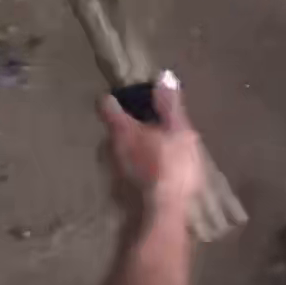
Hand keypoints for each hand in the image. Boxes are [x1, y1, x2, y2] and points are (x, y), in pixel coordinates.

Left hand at [98, 71, 203, 213]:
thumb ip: (169, 104)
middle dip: (130, 122)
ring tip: (156, 143)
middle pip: (115, 127)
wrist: (167, 208)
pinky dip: (139, 160)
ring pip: (121, 147)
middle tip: (150, 120)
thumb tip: (163, 76)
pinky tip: (156, 166)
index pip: (107, 106)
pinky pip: (129, 164)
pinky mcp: (126, 185)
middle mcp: (113, 147)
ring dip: (135, 142)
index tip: (126, 95)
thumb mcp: (179, 130)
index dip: (115, 98)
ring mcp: (117, 168)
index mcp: (124, 130)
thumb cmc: (173, 164)